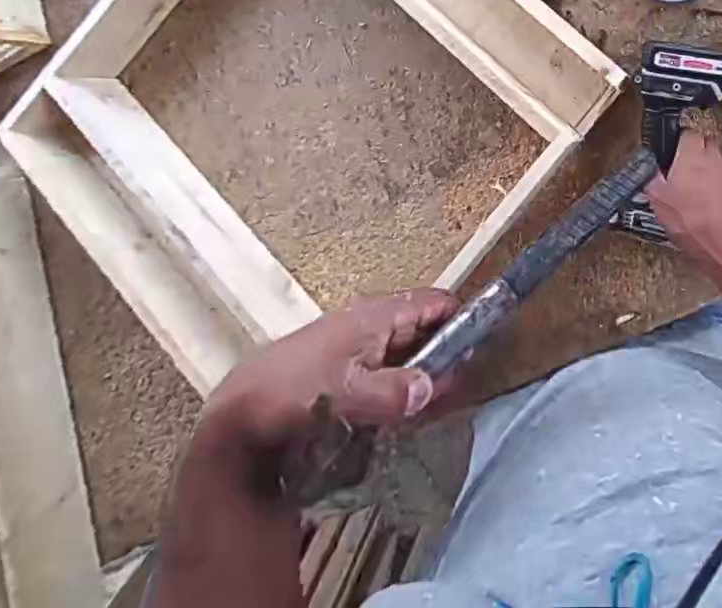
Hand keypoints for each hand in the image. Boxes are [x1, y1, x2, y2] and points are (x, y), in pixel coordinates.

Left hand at [203, 288, 457, 449]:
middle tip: (455, 393)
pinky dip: (403, 392)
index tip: (480, 350)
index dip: (462, 319)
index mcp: (377, 316)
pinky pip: (392, 375)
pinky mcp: (351, 372)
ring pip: (411, 355)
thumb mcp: (343, 394)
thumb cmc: (290, 393)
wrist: (240, 414)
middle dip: (446, 358)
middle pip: (428, 330)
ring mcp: (362, 348)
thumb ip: (388, 392)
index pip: (436, 303)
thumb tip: (430, 386)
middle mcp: (374, 325)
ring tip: (431, 409)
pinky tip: (402, 418)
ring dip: (424, 379)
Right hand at [645, 134, 721, 279]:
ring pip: (721, 162)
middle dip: (698, 153)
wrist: (721, 243)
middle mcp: (714, 160)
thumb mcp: (655, 197)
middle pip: (708, 144)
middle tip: (685, 168)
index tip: (675, 149)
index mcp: (692, 156)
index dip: (680, 141)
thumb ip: (651, 177)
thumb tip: (646, 170)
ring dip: (712, 170)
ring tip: (699, 188)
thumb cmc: (691, 221)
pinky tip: (713, 202)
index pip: (688, 133)